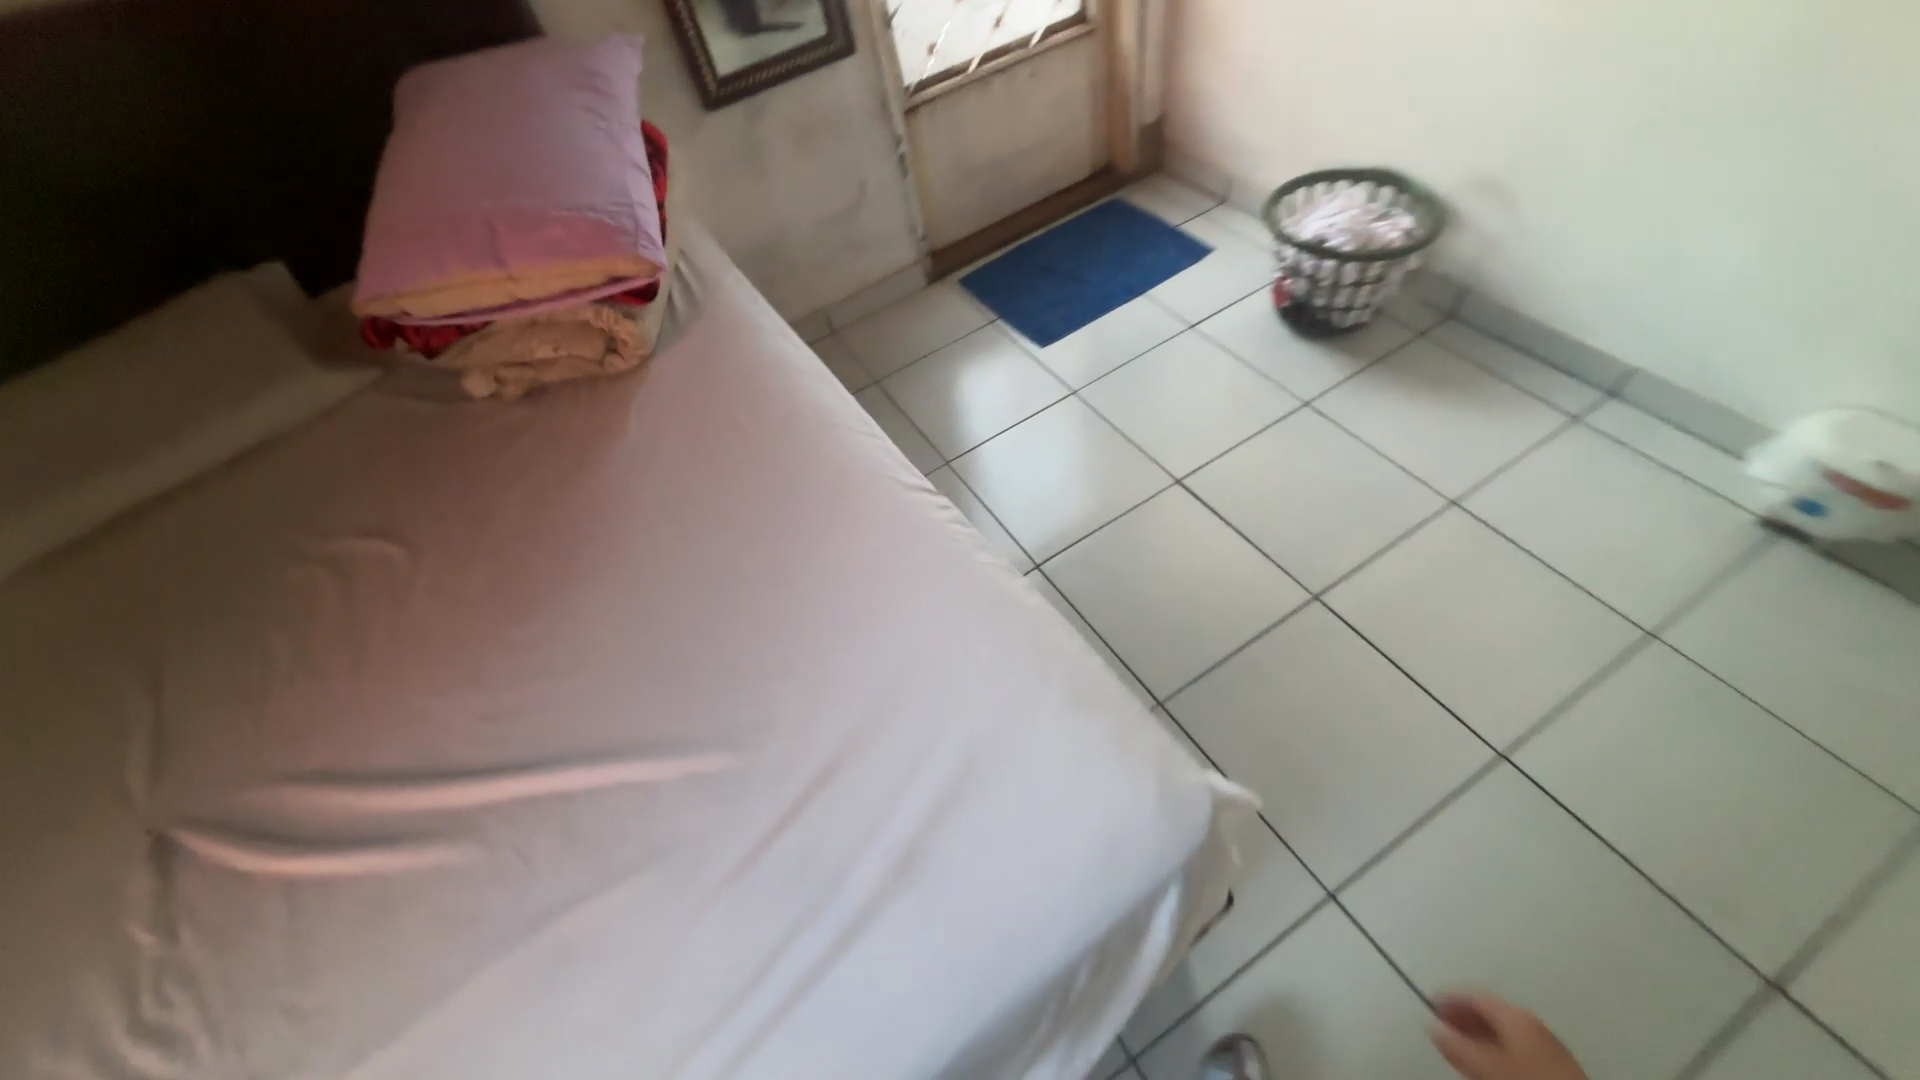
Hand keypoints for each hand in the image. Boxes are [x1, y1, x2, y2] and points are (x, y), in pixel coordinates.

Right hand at [1428, 993, 1588, 1079]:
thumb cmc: (1527, 1077)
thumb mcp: (1486, 1063)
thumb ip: (1456, 1043)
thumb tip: (1431, 1024)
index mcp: (1516, 1013)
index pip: (1474, 994)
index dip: (1448, 996)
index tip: (1428, 1001)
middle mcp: (1531, 1020)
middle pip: (1490, 1011)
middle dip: (1462, 1015)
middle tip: (1440, 1022)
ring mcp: (1545, 1041)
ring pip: (1503, 1030)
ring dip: (1477, 1033)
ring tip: (1458, 1045)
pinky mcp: (1554, 1061)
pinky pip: (1516, 1045)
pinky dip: (1495, 1046)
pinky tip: (1487, 1060)